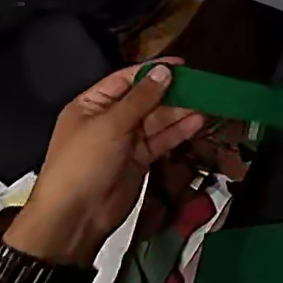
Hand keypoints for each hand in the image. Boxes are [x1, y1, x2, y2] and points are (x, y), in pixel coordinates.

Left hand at [6, 60, 204, 264]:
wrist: (75, 217)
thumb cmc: (83, 164)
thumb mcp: (110, 125)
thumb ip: (141, 98)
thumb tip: (163, 72)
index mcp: (92, 105)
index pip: (126, 80)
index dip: (153, 71)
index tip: (181, 65)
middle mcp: (109, 119)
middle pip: (145, 99)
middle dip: (171, 92)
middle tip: (201, 84)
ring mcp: (125, 140)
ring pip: (157, 120)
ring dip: (180, 111)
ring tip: (207, 101)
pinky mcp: (139, 159)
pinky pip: (161, 140)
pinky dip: (179, 131)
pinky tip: (197, 122)